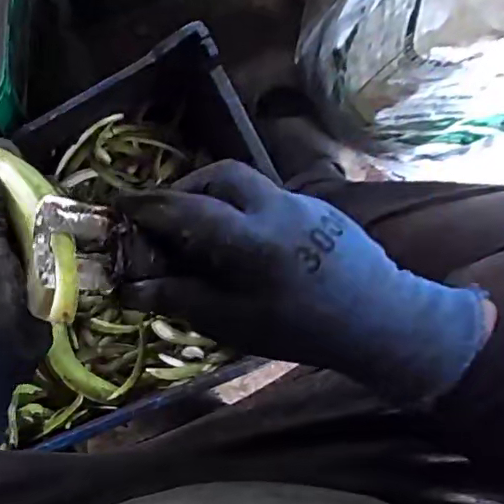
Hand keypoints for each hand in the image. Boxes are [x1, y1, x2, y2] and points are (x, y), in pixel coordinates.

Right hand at [116, 161, 491, 403]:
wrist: (382, 321)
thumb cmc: (300, 329)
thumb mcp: (232, 321)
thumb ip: (180, 298)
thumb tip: (130, 290)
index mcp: (252, 239)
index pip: (187, 208)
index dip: (149, 204)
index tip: (122, 202)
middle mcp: (277, 207)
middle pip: (222, 175)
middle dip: (187, 187)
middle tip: (168, 214)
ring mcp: (303, 203)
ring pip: (248, 183)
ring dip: (217, 195)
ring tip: (204, 229)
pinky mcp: (321, 208)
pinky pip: (270, 197)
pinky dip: (245, 209)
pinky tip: (245, 242)